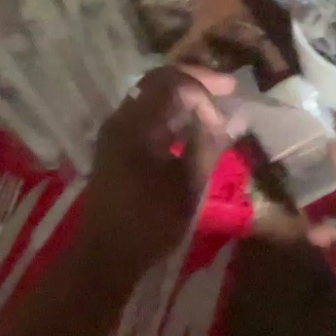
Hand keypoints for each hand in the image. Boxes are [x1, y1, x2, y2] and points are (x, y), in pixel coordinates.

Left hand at [79, 65, 236, 277]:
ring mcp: (116, 130)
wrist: (105, 255)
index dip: (203, 93)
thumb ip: (208, 146)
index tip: (221, 121)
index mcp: (135, 124)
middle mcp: (121, 118)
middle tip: (228, 88)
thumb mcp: (186, 187)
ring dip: (184, 94)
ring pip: (152, 94)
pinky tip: (192, 126)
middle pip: (160, 80)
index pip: (172, 82)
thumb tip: (231, 119)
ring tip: (215, 105)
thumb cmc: (148, 223)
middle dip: (196, 81)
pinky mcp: (117, 144)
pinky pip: (147, 113)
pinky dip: (172, 111)